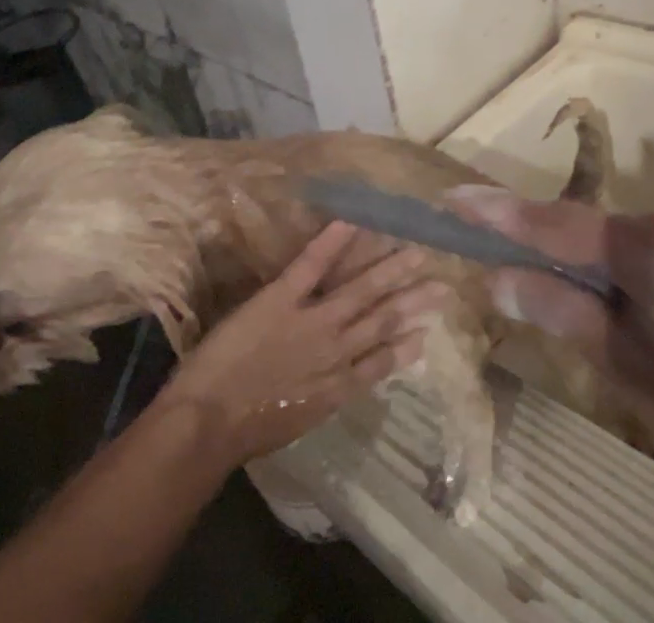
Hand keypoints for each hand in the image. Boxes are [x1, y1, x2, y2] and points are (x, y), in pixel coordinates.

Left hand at [153, 222, 446, 465]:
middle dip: (413, 299)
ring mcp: (311, 321)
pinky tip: (351, 222)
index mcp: (338, 384)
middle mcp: (335, 349)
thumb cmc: (248, 430)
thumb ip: (324, 398)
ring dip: (388, 269)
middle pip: (382, 319)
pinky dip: (331, 243)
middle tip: (442, 280)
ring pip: (359, 290)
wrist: (211, 421)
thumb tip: (345, 383)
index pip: (382, 359)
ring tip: (416, 251)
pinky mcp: (280, 300)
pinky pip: (310, 266)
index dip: (407, 343)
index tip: (428, 329)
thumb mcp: (299, 422)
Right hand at [446, 187, 653, 517]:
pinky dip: (636, 279)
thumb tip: (501, 280)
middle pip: (593, 234)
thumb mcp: (642, 382)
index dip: (500, 215)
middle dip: (554, 261)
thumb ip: (569, 320)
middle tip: (523, 302)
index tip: (451, 198)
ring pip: (628, 246)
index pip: (558, 226)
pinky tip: (653, 331)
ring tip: (605, 341)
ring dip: (599, 278)